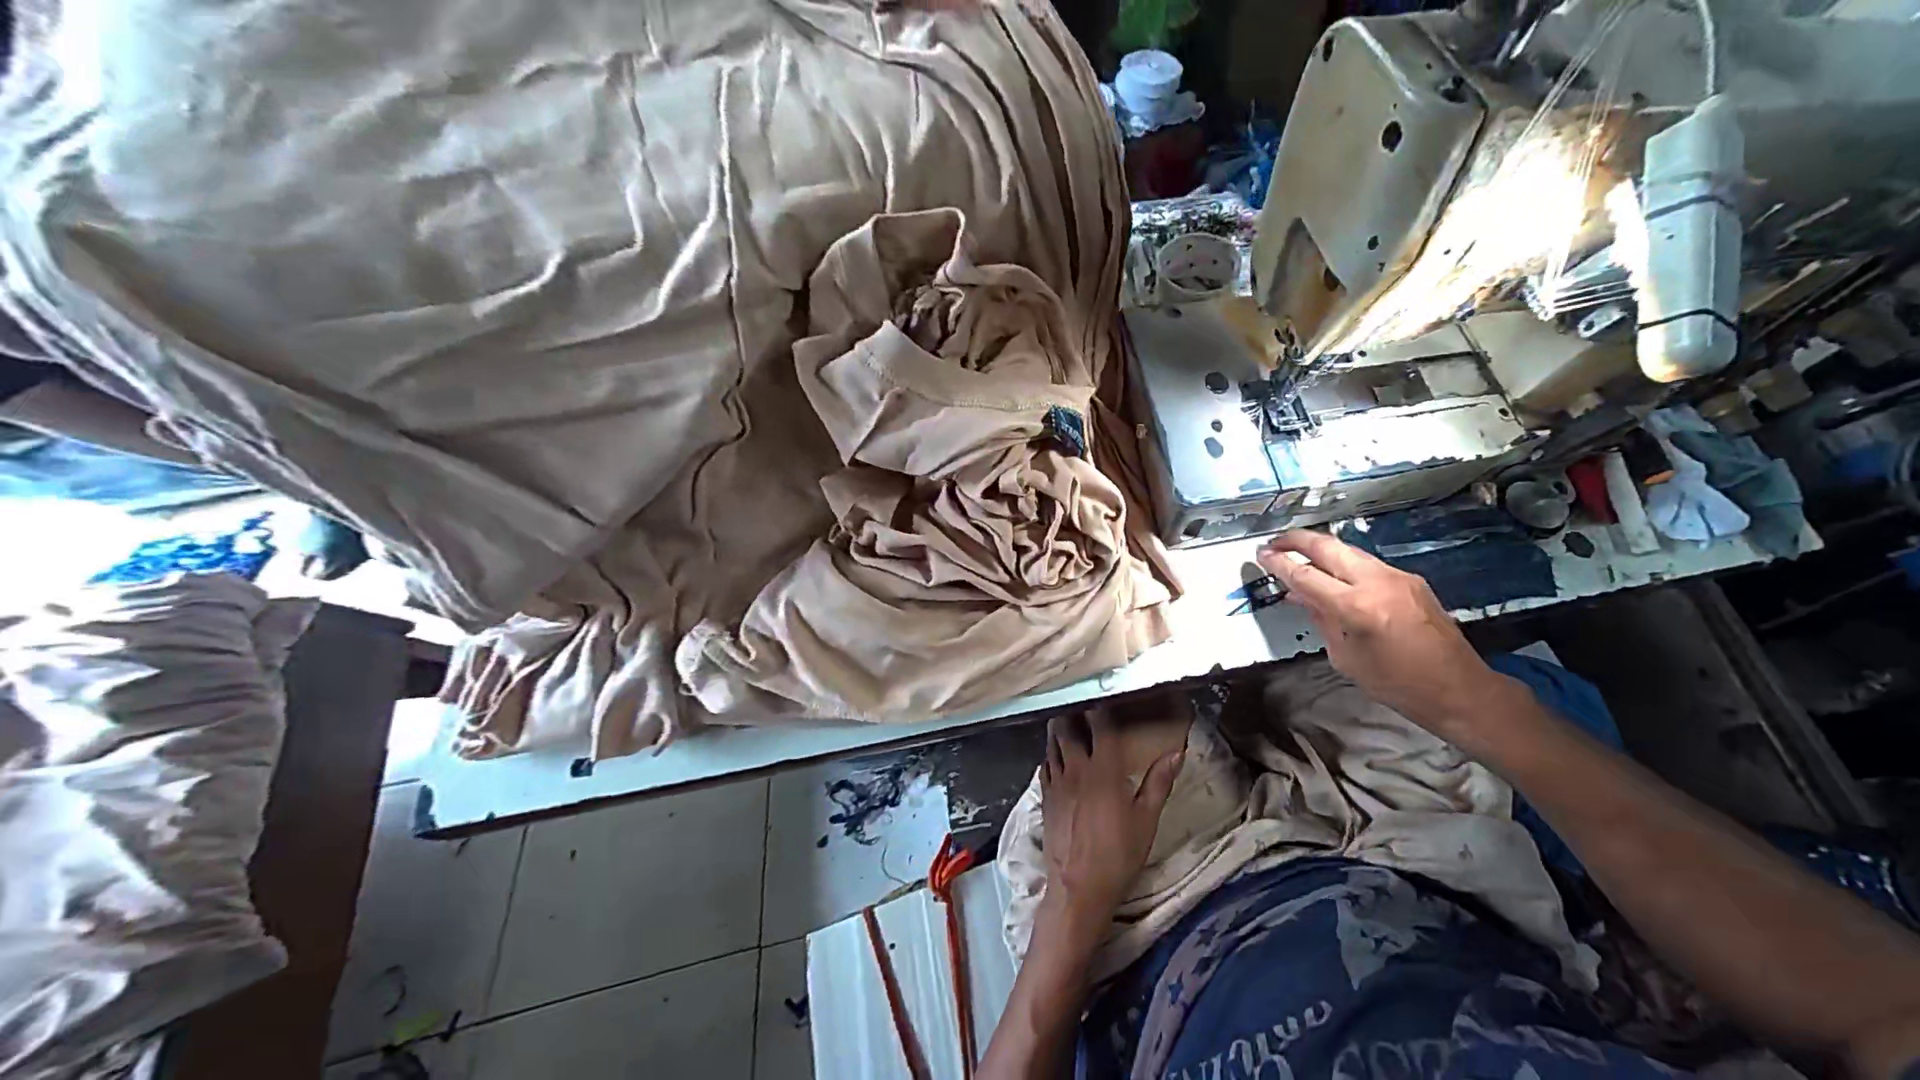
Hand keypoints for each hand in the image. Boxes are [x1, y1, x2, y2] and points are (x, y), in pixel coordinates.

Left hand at [1038, 710, 1183, 923]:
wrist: (1078, 887)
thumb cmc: (1118, 854)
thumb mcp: (1147, 820)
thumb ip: (1159, 782)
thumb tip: (1177, 753)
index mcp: (1103, 769)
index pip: (1100, 725)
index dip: (1101, 707)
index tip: (1106, 695)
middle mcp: (1075, 768)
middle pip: (1066, 727)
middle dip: (1073, 713)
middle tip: (1082, 706)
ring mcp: (1056, 782)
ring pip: (1051, 743)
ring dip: (1059, 730)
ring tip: (1069, 724)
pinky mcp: (1044, 797)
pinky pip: (1045, 765)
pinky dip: (1051, 755)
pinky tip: (1058, 758)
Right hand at [1256, 529, 1512, 738]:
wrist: (1459, 689)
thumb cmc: (1396, 684)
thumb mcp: (1346, 656)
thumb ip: (1321, 619)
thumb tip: (1301, 596)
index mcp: (1356, 607)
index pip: (1306, 575)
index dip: (1278, 564)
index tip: (1260, 555)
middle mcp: (1377, 582)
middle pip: (1327, 546)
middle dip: (1296, 541)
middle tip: (1274, 544)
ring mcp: (1397, 577)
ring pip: (1348, 550)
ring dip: (1320, 550)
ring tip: (1298, 556)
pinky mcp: (1410, 579)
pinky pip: (1367, 563)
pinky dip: (1343, 563)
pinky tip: (1333, 575)